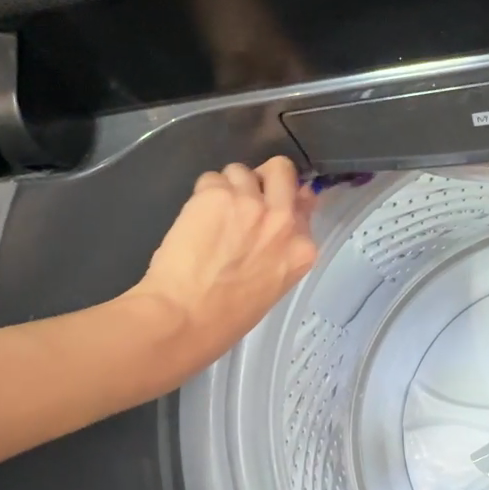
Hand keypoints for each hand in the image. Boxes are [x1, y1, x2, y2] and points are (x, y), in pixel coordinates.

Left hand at [130, 156, 318, 361]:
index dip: (282, 203)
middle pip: (281, 170)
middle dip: (263, 178)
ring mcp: (250, 204)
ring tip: (211, 217)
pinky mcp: (216, 195)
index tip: (267, 210)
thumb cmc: (225, 319)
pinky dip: (202, 195)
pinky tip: (194, 221)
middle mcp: (282, 221)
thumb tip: (277, 220)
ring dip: (227, 187)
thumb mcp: (271, 287)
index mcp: (301, 250)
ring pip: (240, 171)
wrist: (184, 318)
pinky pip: (210, 178)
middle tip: (242, 198)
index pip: (304, 204)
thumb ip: (281, 249)